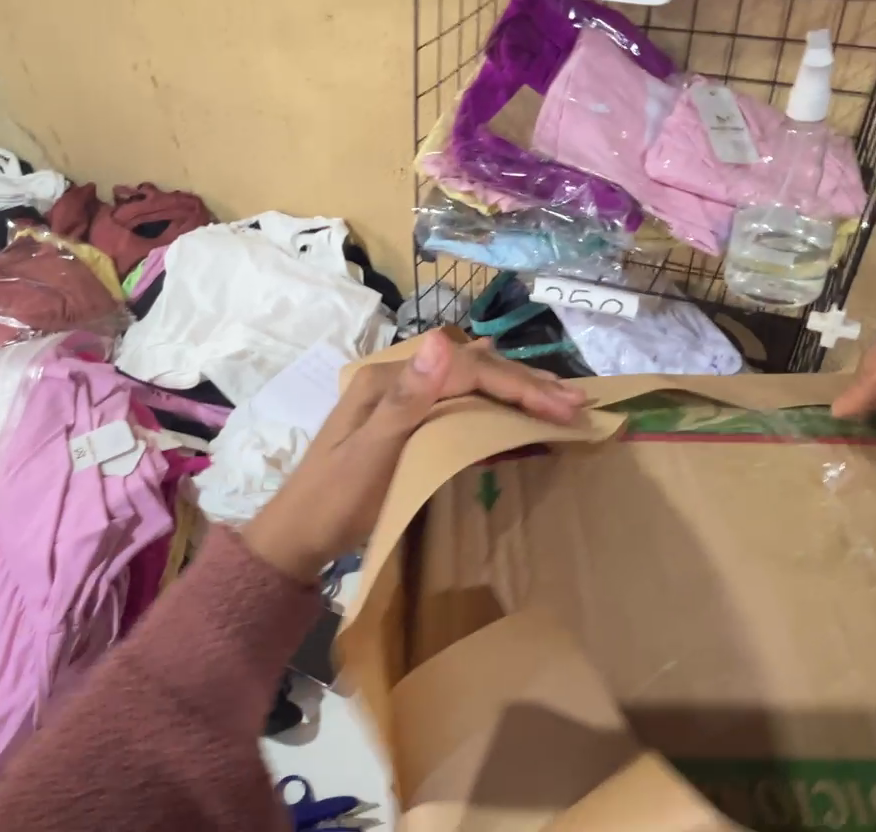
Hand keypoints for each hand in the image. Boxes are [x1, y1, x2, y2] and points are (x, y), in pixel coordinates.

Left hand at [241, 332, 587, 581]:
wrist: (298, 534)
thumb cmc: (333, 499)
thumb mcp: (369, 455)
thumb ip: (405, 402)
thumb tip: (441, 341)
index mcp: (388, 379)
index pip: (465, 368)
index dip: (516, 384)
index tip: (562, 408)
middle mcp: (397, 379)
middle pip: (471, 368)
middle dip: (525, 383)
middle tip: (577, 402)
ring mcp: (401, 398)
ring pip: (468, 381)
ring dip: (514, 387)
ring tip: (559, 396)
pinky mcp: (406, 419)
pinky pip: (459, 399)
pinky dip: (492, 399)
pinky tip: (510, 397)